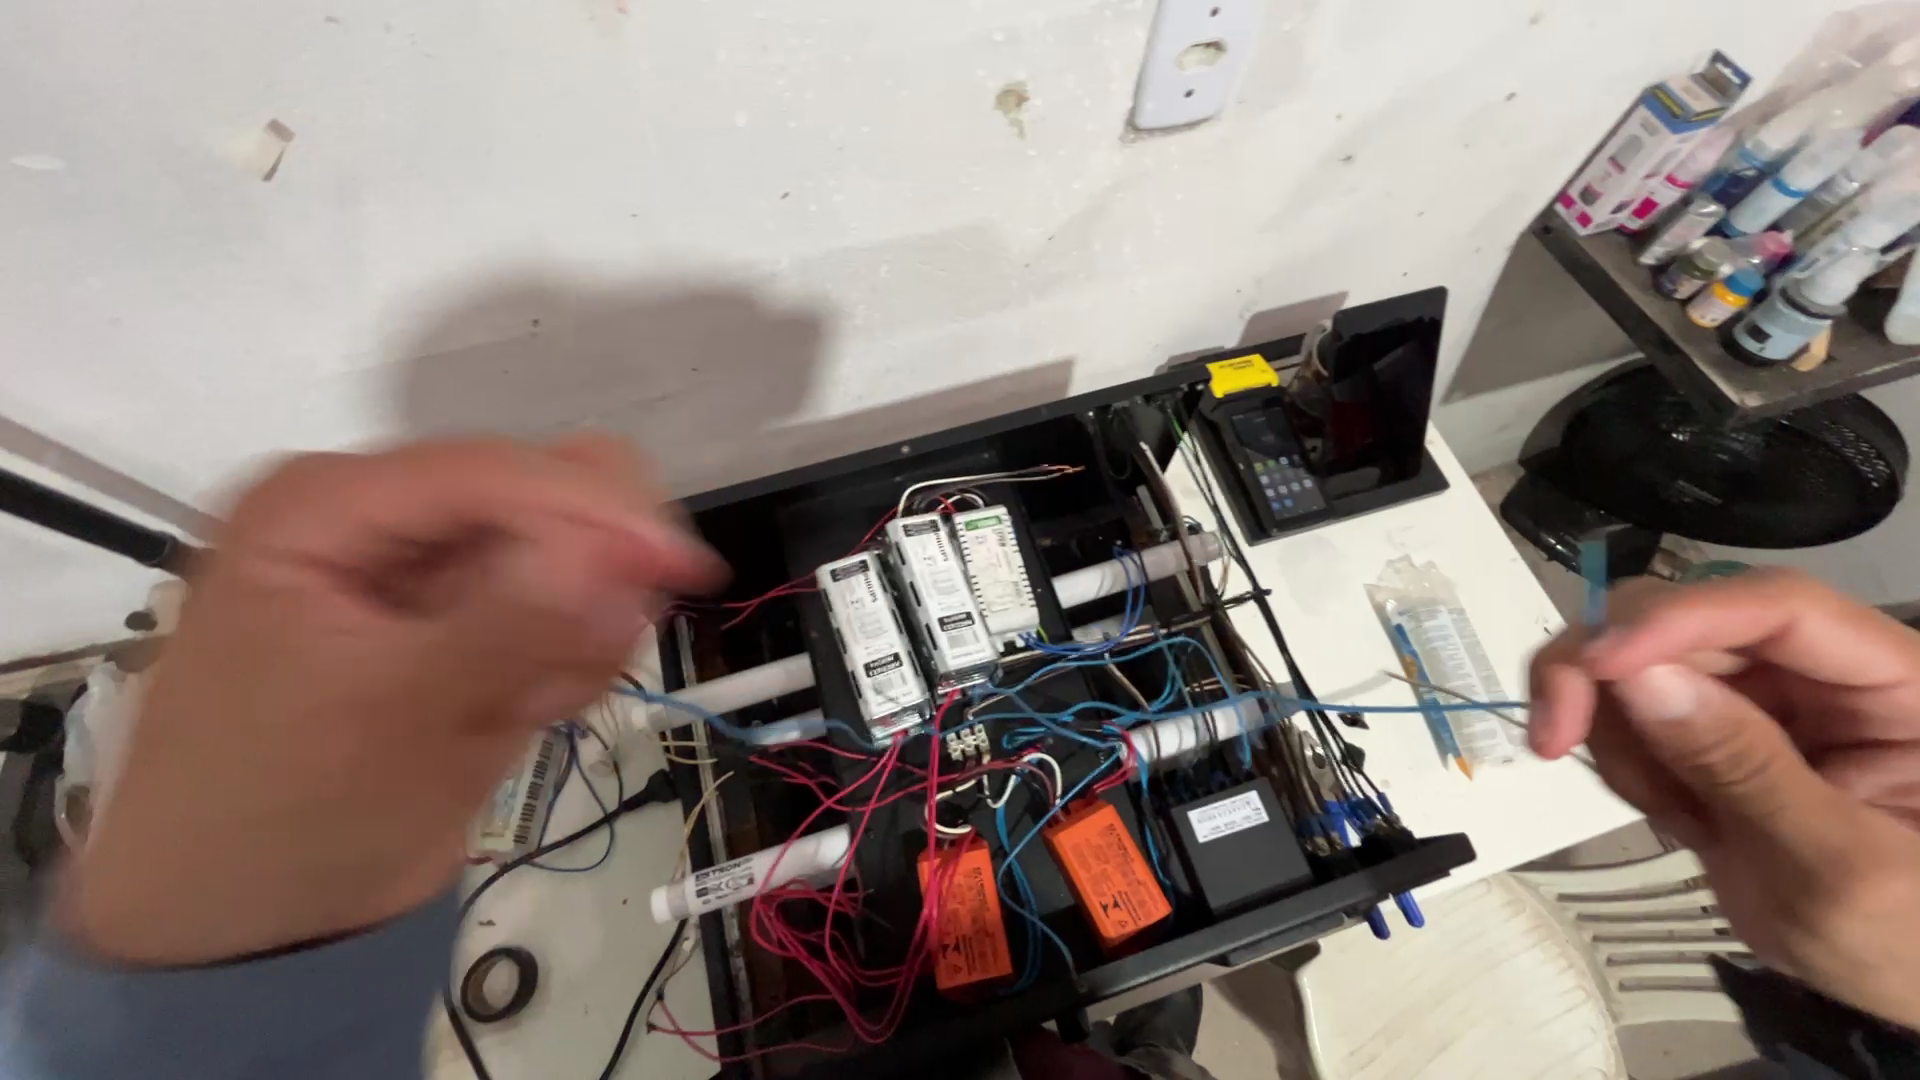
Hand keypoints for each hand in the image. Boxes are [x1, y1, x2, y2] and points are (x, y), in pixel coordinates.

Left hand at [60, 436, 725, 965]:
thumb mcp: (393, 716)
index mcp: (332, 507)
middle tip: (586, 659)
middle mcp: (397, 513)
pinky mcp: (488, 606)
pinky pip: (585, 602)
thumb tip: (609, 557)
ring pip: (589, 547)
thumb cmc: (287, 810)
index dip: (599, 511)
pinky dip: (578, 656)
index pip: (498, 473)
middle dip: (593, 575)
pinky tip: (524, 707)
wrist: (275, 907)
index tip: (683, 570)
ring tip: (525, 705)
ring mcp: (449, 561)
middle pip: (557, 489)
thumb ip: (509, 628)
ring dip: (583, 630)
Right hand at [1530, 570, 1919, 1029]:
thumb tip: (1639, 679)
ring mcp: (1751, 692)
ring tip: (1669, 815)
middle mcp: (1815, 670)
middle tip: (1554, 736)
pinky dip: (1612, 752)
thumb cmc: (1908, 943)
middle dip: (1600, 675)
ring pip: (1624, 658)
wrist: (1889, 982)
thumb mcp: (1840, 870)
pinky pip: (1611, 703)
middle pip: (1672, 619)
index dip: (1677, 619)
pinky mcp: (1697, 716)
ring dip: (1610, 731)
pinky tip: (1667, 808)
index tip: (1595, 667)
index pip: (1777, 608)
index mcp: (1899, 688)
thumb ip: (1746, 770)